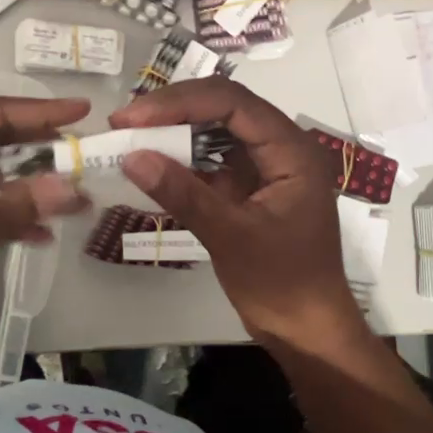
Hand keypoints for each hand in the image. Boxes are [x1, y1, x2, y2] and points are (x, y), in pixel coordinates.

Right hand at [109, 78, 365, 347]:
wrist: (307, 329)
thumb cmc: (281, 282)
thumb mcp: (230, 236)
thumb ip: (183, 193)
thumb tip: (132, 157)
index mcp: (292, 151)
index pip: (232, 104)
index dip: (180, 103)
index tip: (133, 118)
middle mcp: (282, 149)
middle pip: (224, 109)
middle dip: (173, 111)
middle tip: (124, 124)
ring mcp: (266, 169)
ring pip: (216, 132)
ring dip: (175, 133)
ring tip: (131, 137)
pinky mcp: (251, 189)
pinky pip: (213, 162)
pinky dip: (183, 161)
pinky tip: (152, 165)